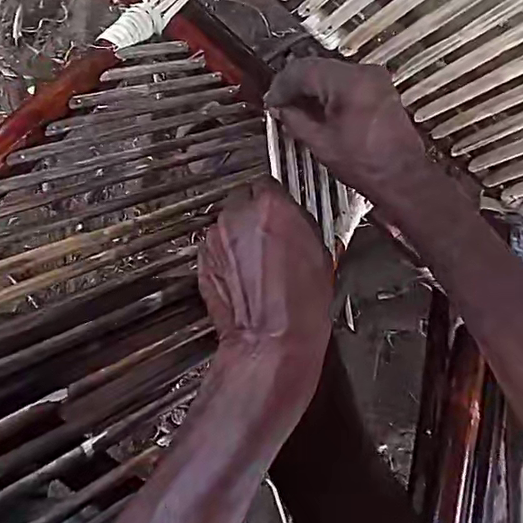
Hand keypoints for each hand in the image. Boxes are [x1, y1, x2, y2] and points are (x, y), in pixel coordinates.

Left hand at [197, 180, 332, 362]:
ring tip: (259, 258)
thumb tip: (292, 217)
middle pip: (242, 197)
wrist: (269, 339)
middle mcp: (237, 216)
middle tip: (270, 232)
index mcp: (271, 208)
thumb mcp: (319, 253)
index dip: (274, 197)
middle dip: (254, 211)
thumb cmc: (298, 305)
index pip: (267, 182)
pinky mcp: (203, 256)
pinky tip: (244, 272)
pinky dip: (227, 252)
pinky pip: (216, 244)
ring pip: (227, 221)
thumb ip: (299, 222)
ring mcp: (216, 236)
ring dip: (239, 233)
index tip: (280, 207)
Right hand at [265, 58, 442, 214]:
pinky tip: (314, 108)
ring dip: (308, 87)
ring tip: (293, 107)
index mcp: (348, 83)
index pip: (301, 71)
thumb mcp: (319, 142)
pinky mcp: (378, 89)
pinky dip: (325, 91)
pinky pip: (343, 80)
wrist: (402, 178)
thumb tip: (282, 109)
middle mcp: (364, 74)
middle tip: (278, 102)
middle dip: (292, 85)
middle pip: (314, 67)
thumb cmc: (369, 165)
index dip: (280, 86)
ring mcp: (374, 79)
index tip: (271, 100)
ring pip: (327, 71)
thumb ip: (294, 119)